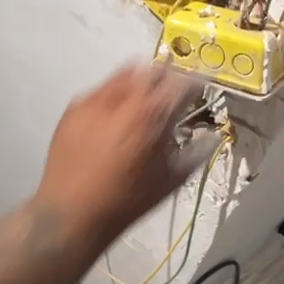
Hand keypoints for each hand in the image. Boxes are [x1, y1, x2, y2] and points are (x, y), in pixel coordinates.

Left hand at [35, 64, 201, 246]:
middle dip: (167, 78)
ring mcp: (94, 100)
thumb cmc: (126, 201)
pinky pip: (100, 90)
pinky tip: (113, 118)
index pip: (182, 83)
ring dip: (140, 82)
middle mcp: (123, 99)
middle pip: (153, 70)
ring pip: (125, 74)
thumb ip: (196, 152)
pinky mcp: (74, 108)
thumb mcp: (170, 180)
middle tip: (171, 95)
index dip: (195, 83)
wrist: (71, 212)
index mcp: (151, 115)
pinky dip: (114, 96)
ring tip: (142, 103)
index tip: (198, 89)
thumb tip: (213, 136)